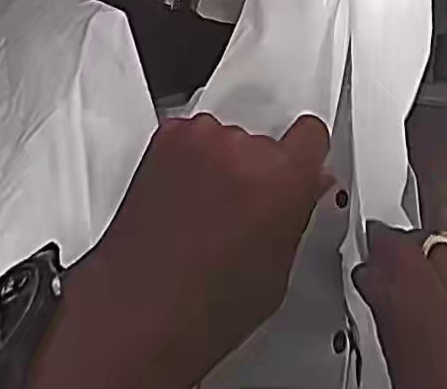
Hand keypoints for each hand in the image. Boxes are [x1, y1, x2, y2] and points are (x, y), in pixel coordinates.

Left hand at [31, 114, 332, 387]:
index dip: (305, 150)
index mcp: (285, 179)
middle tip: (239, 207)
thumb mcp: (277, 269)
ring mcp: (205, 140)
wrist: (135, 315)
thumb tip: (308, 187)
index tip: (300, 157)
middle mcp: (246, 150)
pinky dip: (188, 157)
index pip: (311, 133)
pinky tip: (183, 196)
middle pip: (264, 140)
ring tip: (203, 208)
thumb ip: (298, 211)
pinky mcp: (169, 138)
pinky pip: (191, 134)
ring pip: (227, 137)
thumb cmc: (202, 308)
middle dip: (256, 168)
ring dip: (219, 162)